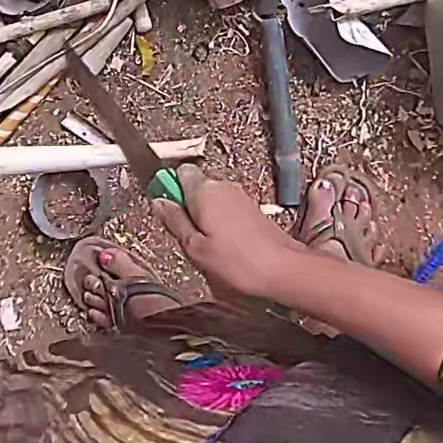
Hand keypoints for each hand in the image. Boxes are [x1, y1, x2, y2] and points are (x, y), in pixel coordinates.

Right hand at [151, 165, 303, 300]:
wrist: (284, 270)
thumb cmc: (238, 263)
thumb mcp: (194, 247)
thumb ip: (174, 221)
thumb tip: (158, 202)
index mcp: (204, 191)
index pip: (180, 172)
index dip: (170, 189)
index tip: (169, 212)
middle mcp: (222, 187)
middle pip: (195, 187)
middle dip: (188, 208)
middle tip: (190, 238)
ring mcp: (239, 196)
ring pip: (211, 200)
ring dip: (205, 218)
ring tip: (210, 247)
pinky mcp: (252, 209)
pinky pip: (226, 209)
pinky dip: (222, 224)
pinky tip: (227, 248)